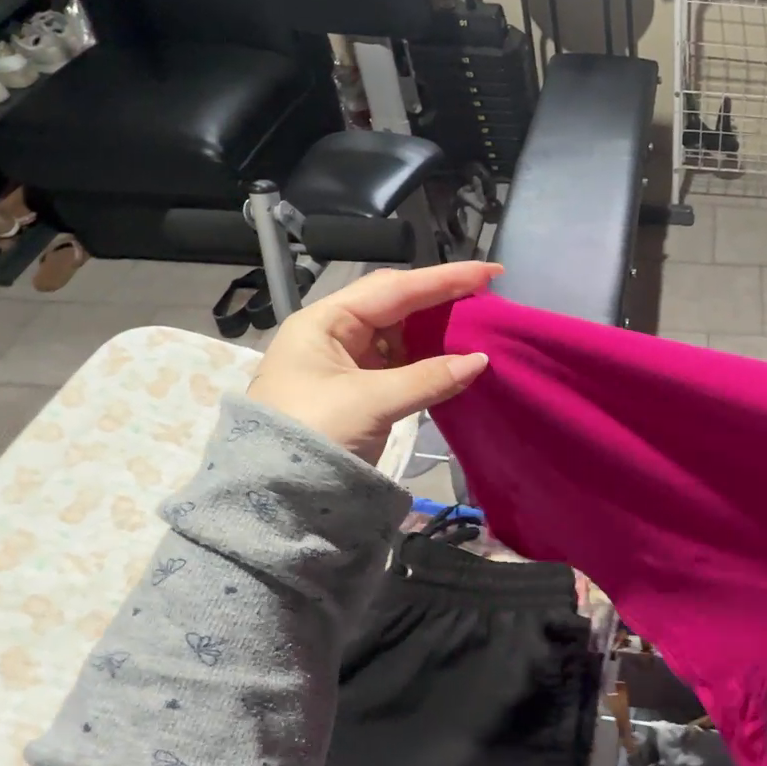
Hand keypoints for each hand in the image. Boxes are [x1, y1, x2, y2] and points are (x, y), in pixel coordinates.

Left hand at [247, 262, 499, 463]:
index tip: (490, 272)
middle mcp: (335, 333)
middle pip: (397, 304)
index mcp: (325, 322)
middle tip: (487, 294)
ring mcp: (347, 363)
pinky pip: (402, 363)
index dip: (444, 279)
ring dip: (438, 329)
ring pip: (401, 334)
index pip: (394, 288)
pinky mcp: (360, 390)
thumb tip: (481, 360)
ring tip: (478, 323)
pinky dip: (431, 359)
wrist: (276, 492)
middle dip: (441, 297)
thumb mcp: (371, 402)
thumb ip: (429, 378)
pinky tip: (456, 357)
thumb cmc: (314, 433)